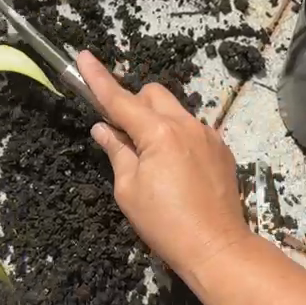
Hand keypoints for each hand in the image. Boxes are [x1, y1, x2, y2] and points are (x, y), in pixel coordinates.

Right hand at [78, 51, 250, 279]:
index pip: (120, 99)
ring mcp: (208, 135)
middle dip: (134, 104)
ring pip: (174, 111)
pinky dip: (177, 138)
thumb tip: (104, 128)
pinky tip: (178, 171)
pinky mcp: (221, 149)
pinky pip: (192, 130)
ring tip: (153, 160)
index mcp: (158, 133)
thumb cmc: (165, 223)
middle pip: (153, 94)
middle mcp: (185, 124)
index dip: (98, 78)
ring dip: (157, 122)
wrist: (217, 248)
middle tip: (124, 135)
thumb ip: (116, 152)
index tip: (84, 56)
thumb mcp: (128, 190)